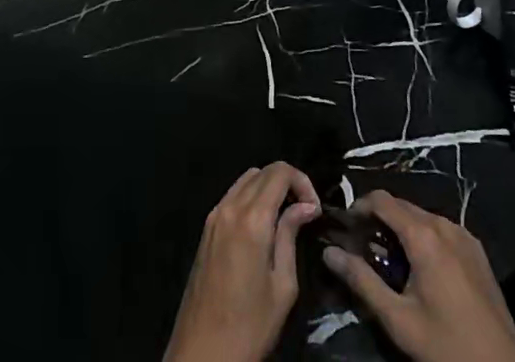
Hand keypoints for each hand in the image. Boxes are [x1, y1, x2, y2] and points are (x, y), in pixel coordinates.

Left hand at [165, 162, 322, 361]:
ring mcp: (213, 219)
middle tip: (304, 212)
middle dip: (288, 182)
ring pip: (246, 180)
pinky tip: (263, 226)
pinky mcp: (205, 232)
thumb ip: (290, 236)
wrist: (200, 357)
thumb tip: (306, 206)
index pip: (280, 172)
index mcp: (251, 219)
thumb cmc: (249, 326)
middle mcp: (229, 209)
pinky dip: (251, 198)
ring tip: (286, 217)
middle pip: (263, 171)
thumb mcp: (282, 285)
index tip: (314, 210)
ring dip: (269, 188)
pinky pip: (232, 197)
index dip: (303, 182)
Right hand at [323, 191, 514, 361]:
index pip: (383, 200)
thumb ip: (361, 281)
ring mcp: (464, 235)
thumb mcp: (397, 317)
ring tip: (384, 261)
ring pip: (422, 218)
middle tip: (358, 248)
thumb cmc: (444, 342)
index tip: (344, 228)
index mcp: (424, 235)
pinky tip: (415, 268)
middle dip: (377, 220)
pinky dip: (421, 238)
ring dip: (399, 229)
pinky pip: (441, 231)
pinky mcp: (476, 249)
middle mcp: (445, 224)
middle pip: (402, 207)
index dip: (359, 207)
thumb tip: (330, 252)